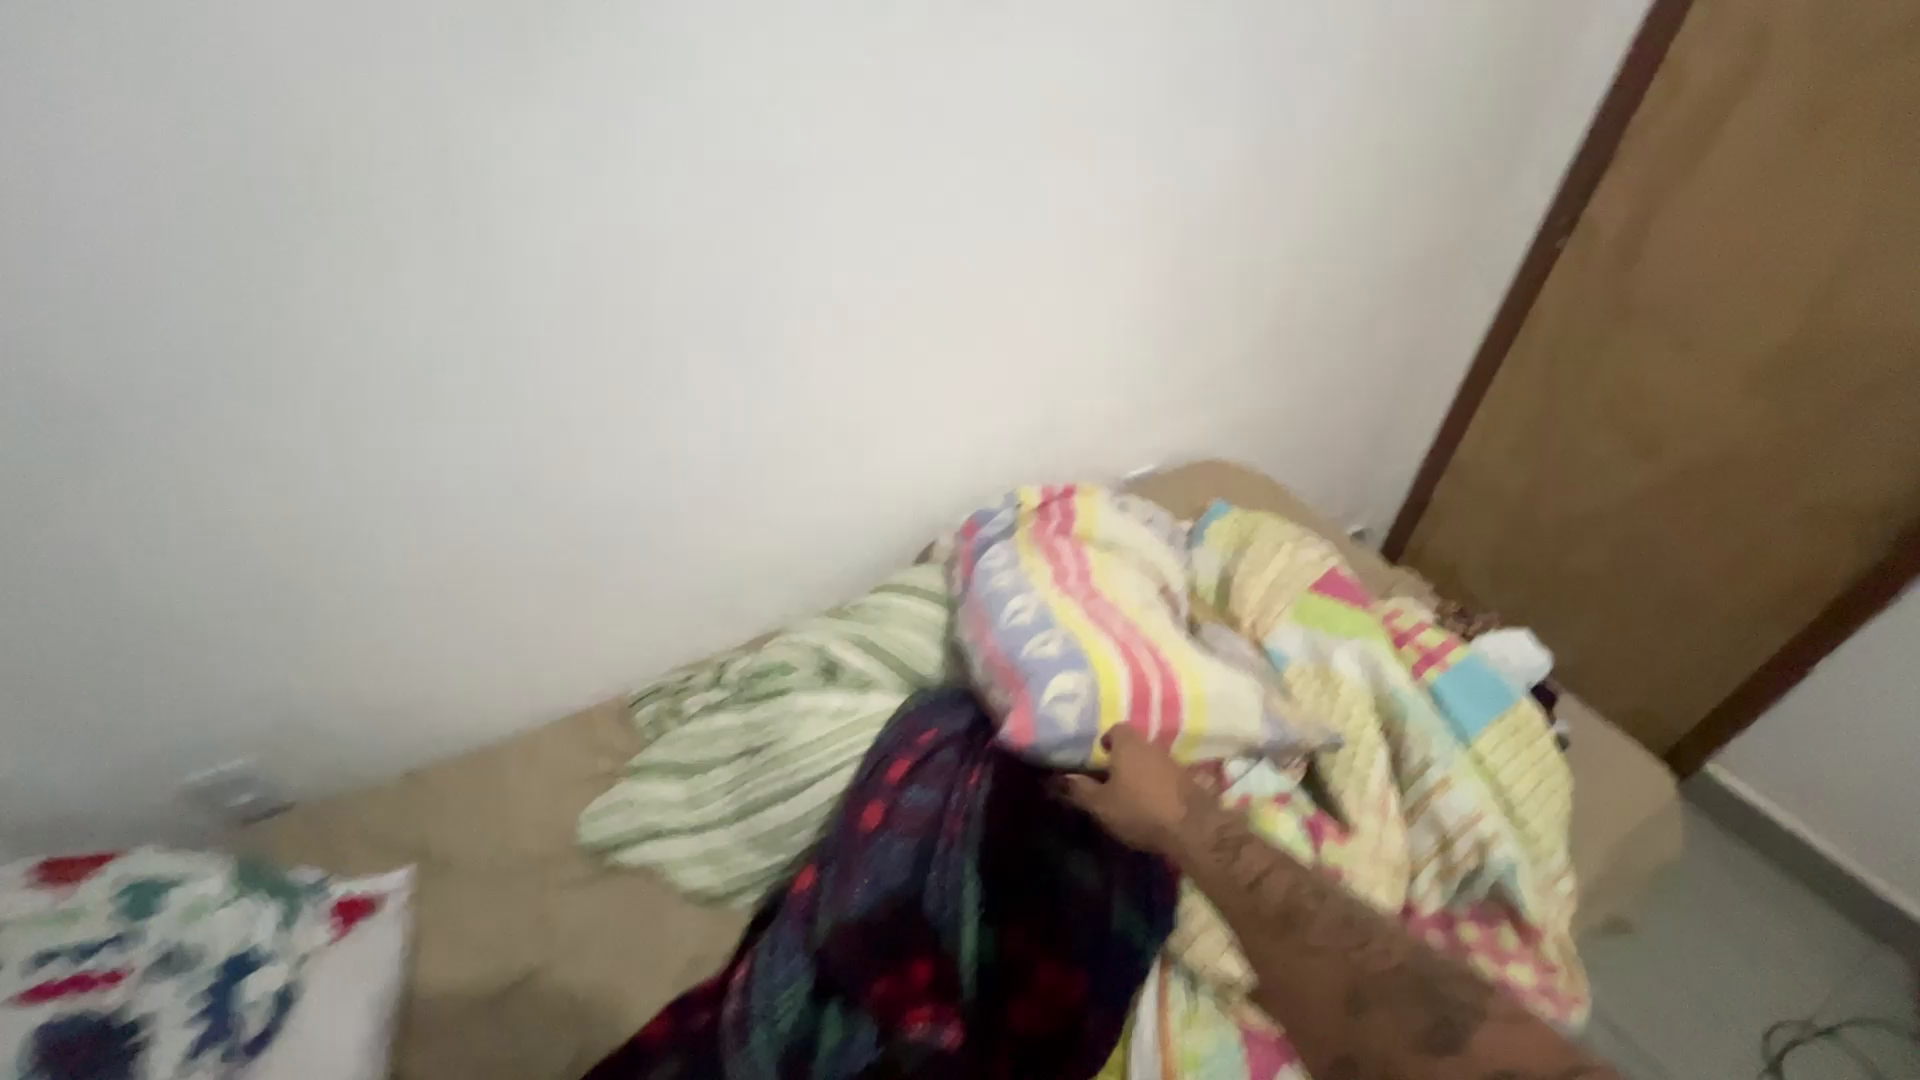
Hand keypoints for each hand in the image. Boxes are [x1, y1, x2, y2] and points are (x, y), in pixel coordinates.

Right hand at [1059, 726, 1216, 854]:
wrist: (1194, 829)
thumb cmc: (1139, 810)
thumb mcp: (1102, 804)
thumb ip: (1079, 790)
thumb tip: (1057, 779)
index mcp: (1129, 746)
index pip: (1117, 728)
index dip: (1108, 740)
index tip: (1102, 754)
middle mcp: (1153, 747)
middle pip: (1136, 745)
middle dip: (1125, 757)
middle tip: (1113, 777)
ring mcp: (1176, 763)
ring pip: (1154, 760)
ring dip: (1144, 772)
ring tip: (1133, 792)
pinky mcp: (1192, 782)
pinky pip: (1170, 777)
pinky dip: (1161, 785)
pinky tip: (1155, 803)